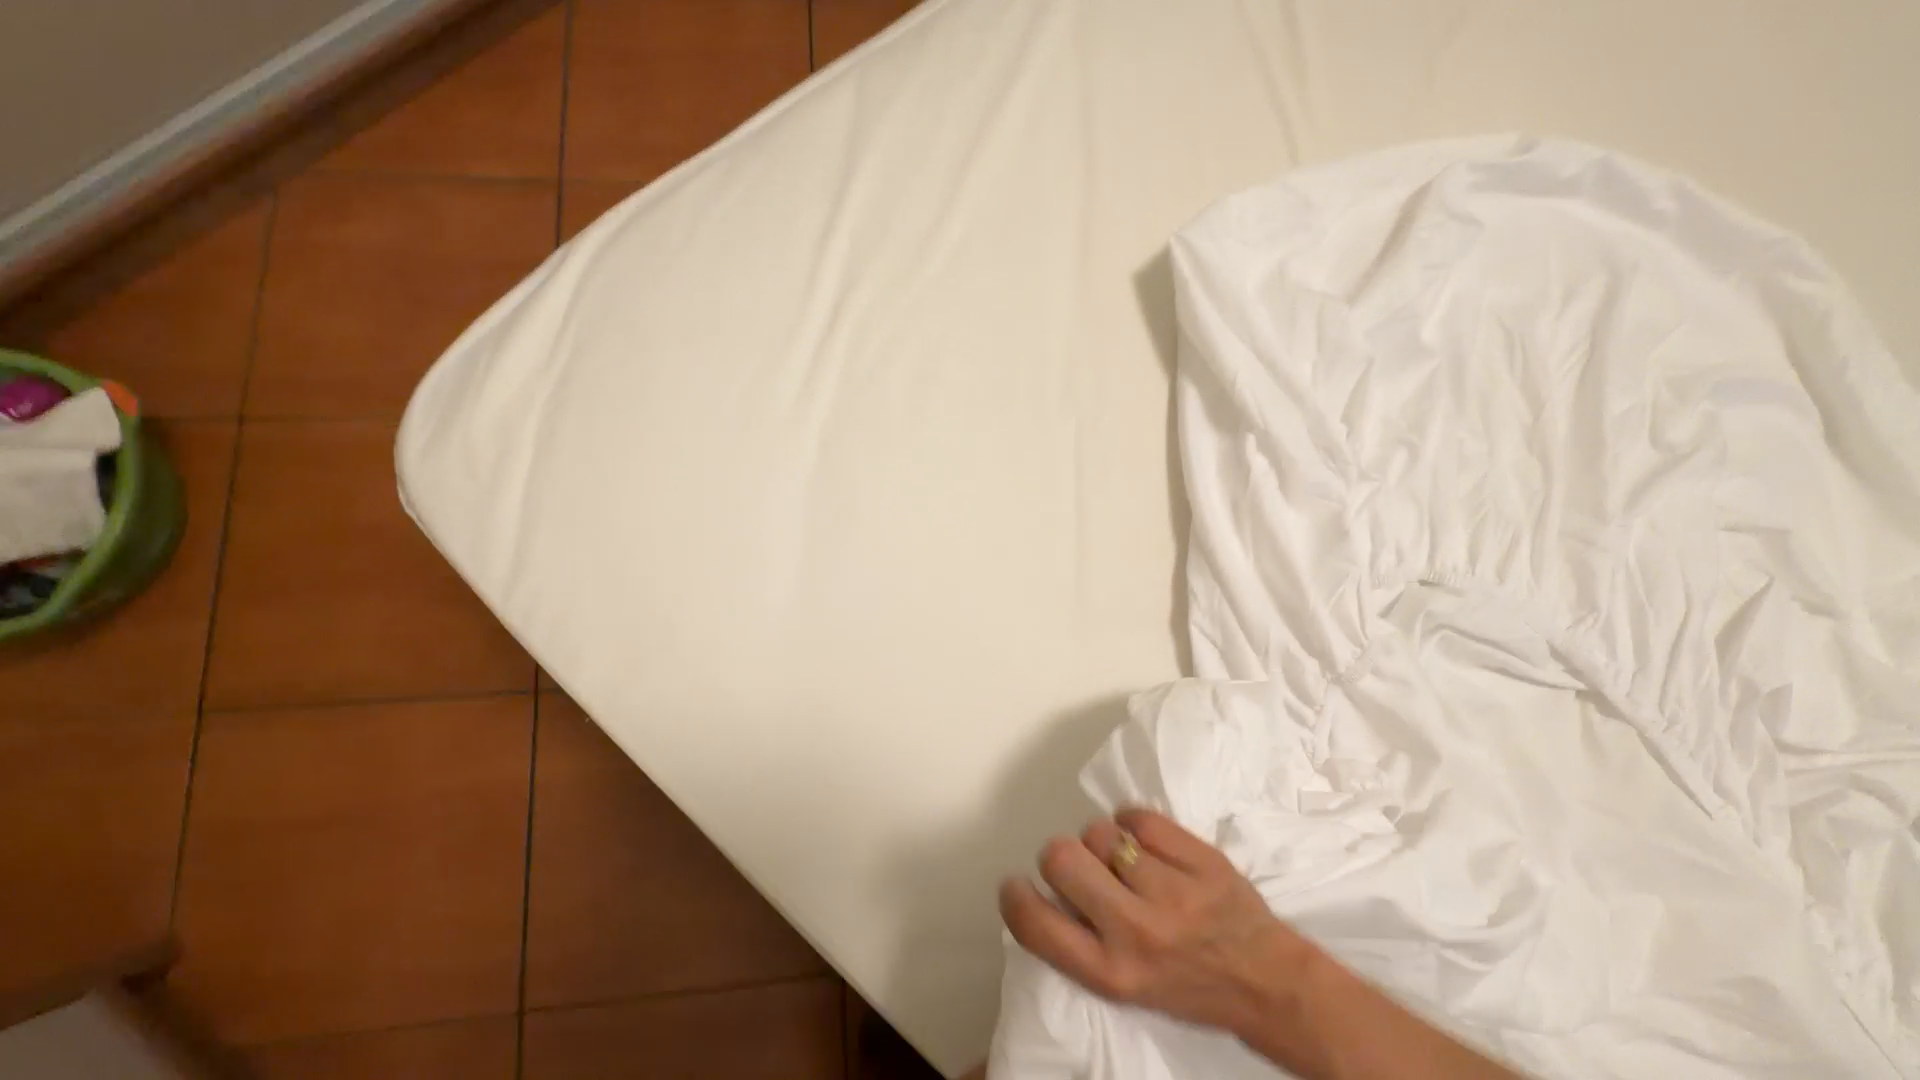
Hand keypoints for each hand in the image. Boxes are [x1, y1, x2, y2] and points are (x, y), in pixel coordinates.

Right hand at [999, 808, 1312, 1038]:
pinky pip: (1139, 817)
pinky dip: (1134, 822)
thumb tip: (1048, 890)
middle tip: (1081, 865)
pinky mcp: (1200, 859)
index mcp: (1111, 972)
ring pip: (1100, 832)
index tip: (1017, 884)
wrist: (1266, 981)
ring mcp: (1171, 892)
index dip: (1014, 896)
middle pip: (1061, 858)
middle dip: (1061, 856)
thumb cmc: (1190, 986)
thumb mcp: (1125, 987)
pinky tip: (1144, 840)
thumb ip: (1082, 944)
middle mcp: (1135, 932)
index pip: (1035, 924)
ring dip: (1103, 840)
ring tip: (1124, 858)